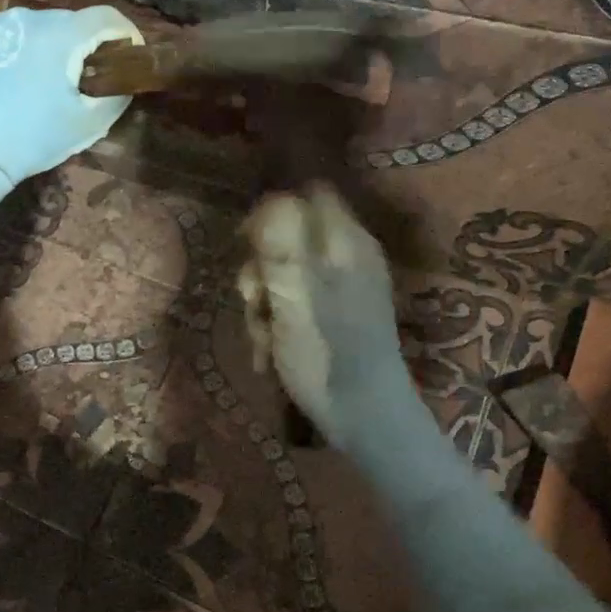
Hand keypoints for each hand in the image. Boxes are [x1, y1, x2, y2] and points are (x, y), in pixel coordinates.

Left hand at [0, 5, 143, 181]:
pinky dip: (31, 50)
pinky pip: (20, 36)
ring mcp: (3, 25)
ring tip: (56, 82)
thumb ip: (117, 94)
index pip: (108, 17)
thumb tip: (124, 80)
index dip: (125, 35)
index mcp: (63, 33)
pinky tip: (25, 80)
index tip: (129, 58)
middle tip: (92, 79)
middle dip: (90, 45)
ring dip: (59, 48)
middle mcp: (33, 17)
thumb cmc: (32, 138)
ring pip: (45, 28)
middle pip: (76, 22)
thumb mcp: (88, 123)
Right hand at [238, 183, 409, 433]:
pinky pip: (294, 301)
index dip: (274, 209)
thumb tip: (273, 196)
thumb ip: (282, 246)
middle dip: (260, 267)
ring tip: (263, 338)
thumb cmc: (328, 355)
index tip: (246, 240)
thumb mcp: (294, 298)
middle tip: (252, 300)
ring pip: (284, 273)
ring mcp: (341, 288)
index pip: (310, 193)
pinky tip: (270, 352)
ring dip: (262, 302)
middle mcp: (347, 257)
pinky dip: (276, 322)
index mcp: (345, 244)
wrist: (364, 418)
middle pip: (288, 236)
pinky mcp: (333, 316)